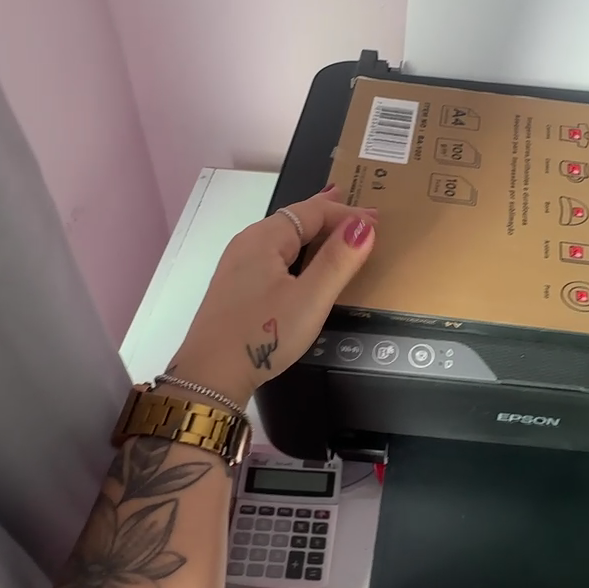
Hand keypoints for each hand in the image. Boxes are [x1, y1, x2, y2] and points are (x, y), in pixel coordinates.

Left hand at [166, 187, 376, 407]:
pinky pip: (274, 255)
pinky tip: (305, 259)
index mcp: (264, 238)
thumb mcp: (310, 298)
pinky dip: (299, 249)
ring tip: (338, 228)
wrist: (211, 376)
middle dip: (330, 215)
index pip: (311, 211)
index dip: (346, 214)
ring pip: (283, 238)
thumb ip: (338, 260)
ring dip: (314, 232)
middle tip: (362, 217)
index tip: (377, 220)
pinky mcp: (236, 287)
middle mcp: (247, 243)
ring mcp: (237, 265)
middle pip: (294, 219)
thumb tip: (363, 225)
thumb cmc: (263, 334)